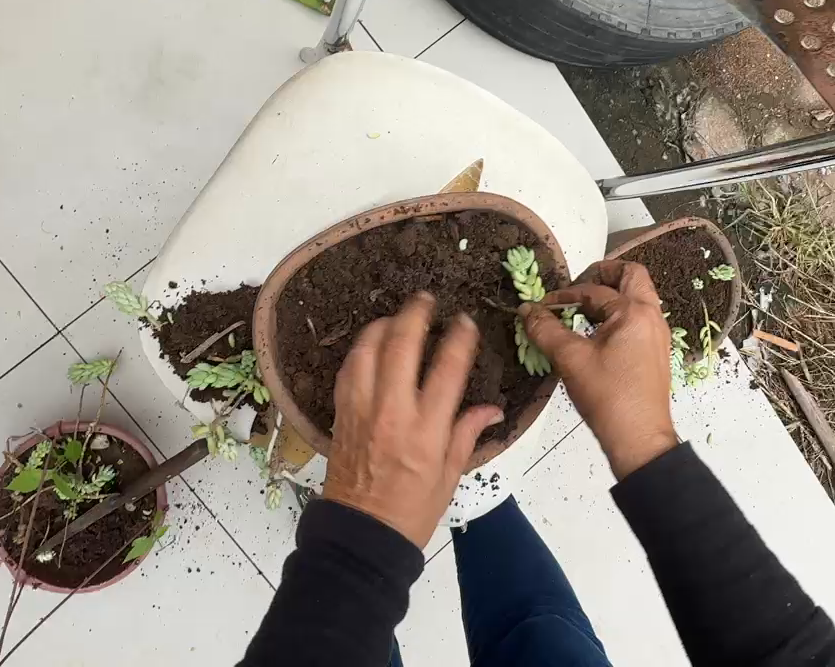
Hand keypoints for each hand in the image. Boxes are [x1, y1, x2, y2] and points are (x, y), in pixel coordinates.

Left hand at [322, 292, 505, 547]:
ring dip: (383, 325)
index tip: (464, 320)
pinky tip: (370, 343)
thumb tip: (493, 408)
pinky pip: (348, 368)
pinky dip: (360, 349)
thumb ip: (467, 433)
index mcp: (426, 430)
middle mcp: (392, 411)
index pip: (447, 369)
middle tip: (425, 298)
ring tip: (397, 316)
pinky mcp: (341, 412)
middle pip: (401, 345)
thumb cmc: (412, 510)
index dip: (458, 338)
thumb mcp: (450, 477)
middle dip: (415, 314)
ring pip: (368, 349)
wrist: (361, 536)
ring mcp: (362, 409)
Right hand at [521, 260, 678, 478]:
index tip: (541, 308)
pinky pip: (636, 318)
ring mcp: (656, 335)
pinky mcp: (654, 352)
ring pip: (636, 297)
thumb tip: (526, 310)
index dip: (562, 295)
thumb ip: (546, 329)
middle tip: (576, 286)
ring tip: (581, 309)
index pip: (593, 290)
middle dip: (602, 274)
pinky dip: (616, 315)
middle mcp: (651, 317)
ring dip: (609, 295)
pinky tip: (594, 332)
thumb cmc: (608, 396)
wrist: (639, 441)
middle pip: (632, 276)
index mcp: (634, 312)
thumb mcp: (570, 359)